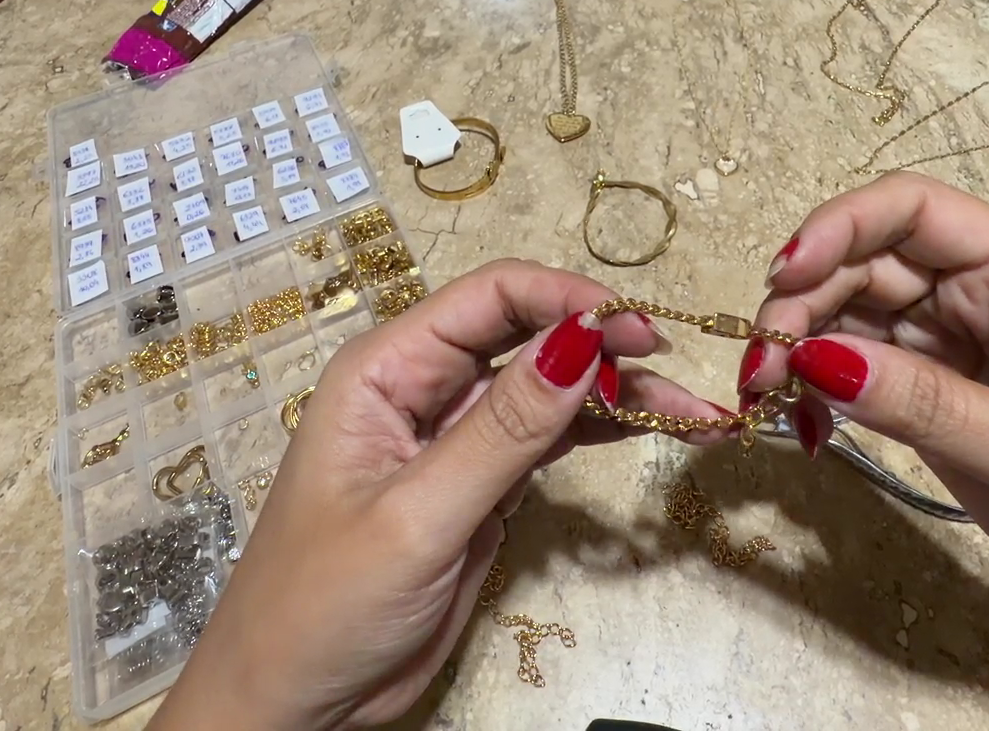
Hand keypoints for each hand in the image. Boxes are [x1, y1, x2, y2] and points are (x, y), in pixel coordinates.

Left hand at [152, 259, 728, 729]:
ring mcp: (458, 431)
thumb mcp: (417, 515)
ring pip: (548, 388)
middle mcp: (426, 384)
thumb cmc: (326, 605)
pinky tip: (648, 429)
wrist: (296, 706)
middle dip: (602, 344)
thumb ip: (501, 428)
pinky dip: (599, 434)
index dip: (562, 298)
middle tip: (672, 363)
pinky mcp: (482, 476)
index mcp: (388, 368)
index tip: (632, 325)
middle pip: (526, 337)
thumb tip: (582, 339)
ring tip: (691, 410)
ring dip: (617, 393)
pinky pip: (547, 438)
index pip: (488, 299)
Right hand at [741, 172, 988, 633]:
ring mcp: (953, 347)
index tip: (785, 274)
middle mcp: (984, 296)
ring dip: (797, 348)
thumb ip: (935, 409)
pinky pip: (854, 373)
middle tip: (763, 367)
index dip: (842, 226)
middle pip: (864, 265)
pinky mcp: (932, 395)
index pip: (918, 212)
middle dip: (802, 304)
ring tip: (767, 397)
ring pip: (847, 318)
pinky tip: (803, 422)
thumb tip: (814, 360)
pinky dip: (816, 390)